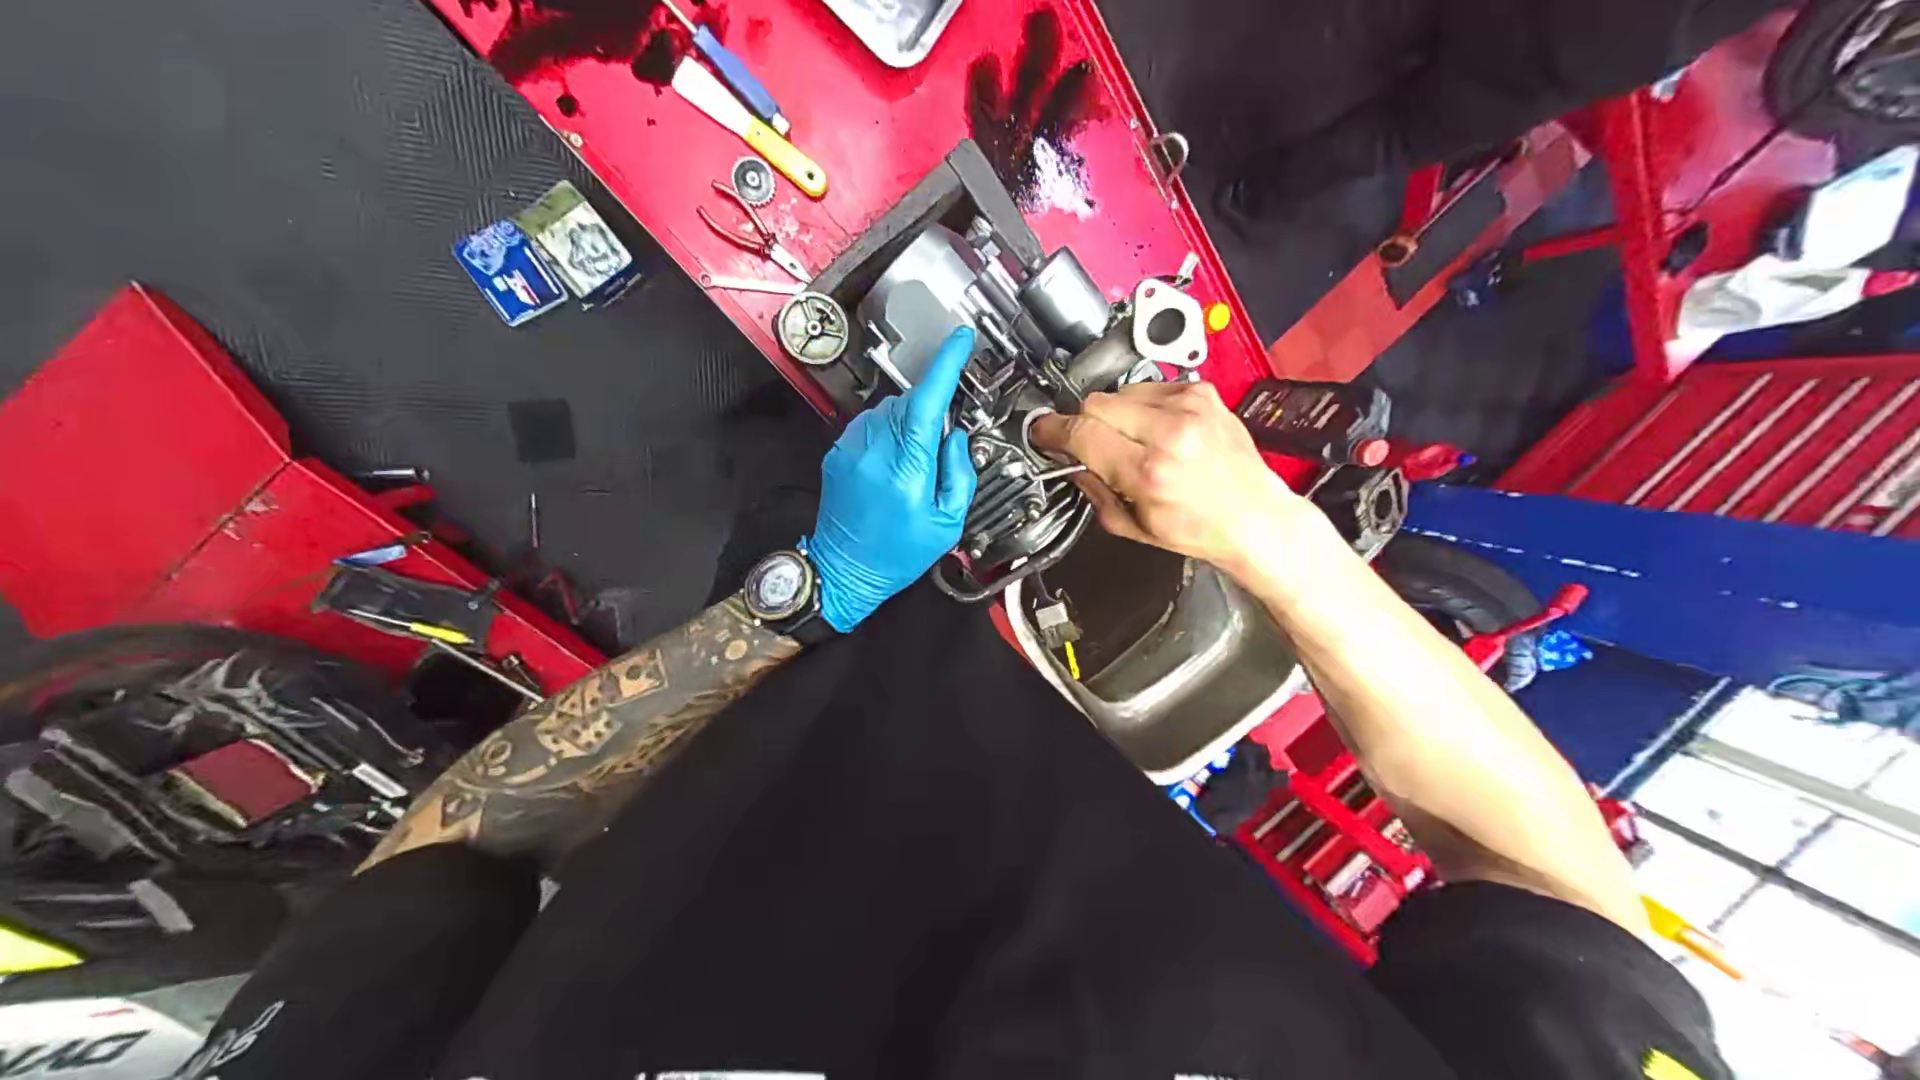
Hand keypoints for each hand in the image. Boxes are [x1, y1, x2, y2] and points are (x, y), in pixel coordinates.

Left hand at [806, 327, 978, 630]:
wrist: (843, 570)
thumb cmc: (894, 553)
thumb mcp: (946, 523)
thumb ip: (958, 474)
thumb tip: (955, 437)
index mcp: (906, 469)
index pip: (925, 401)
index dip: (944, 365)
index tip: (959, 341)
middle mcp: (873, 451)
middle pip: (908, 402)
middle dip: (930, 411)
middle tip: (940, 444)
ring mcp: (850, 449)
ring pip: (888, 411)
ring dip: (908, 423)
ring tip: (914, 465)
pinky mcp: (838, 453)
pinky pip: (870, 425)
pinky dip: (888, 433)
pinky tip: (893, 466)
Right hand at [1030, 382, 1322, 577]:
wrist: (1255, 517)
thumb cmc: (1203, 528)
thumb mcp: (1134, 527)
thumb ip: (1093, 491)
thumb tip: (1071, 462)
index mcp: (1149, 472)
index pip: (1080, 432)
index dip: (1052, 431)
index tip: (1043, 433)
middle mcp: (1171, 433)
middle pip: (1093, 403)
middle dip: (1082, 423)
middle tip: (1088, 443)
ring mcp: (1190, 407)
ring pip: (1118, 391)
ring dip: (1113, 414)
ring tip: (1130, 440)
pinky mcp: (1202, 393)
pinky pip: (1148, 386)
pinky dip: (1141, 405)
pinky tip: (1154, 429)